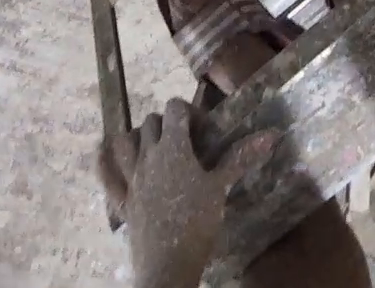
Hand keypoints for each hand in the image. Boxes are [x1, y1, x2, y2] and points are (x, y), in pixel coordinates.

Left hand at [98, 99, 277, 287]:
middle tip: (186, 142)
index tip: (204, 132)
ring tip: (154, 147)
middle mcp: (148, 155)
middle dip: (168, 124)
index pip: (175, 109)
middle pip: (151, 122)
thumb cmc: (197, 222)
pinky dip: (104, 161)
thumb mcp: (220, 187)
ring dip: (138, 137)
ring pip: (126, 140)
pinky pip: (105, 174)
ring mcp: (131, 176)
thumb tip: (271, 134)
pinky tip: (104, 153)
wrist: (168, 265)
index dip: (190, 113)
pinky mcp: (122, 199)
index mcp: (173, 146)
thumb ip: (240, 157)